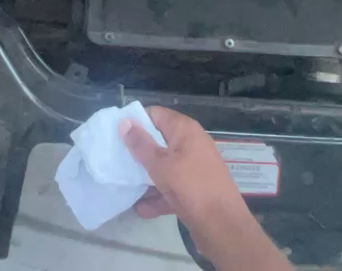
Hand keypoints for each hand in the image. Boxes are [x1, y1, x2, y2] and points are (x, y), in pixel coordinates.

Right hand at [122, 107, 289, 270]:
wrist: (223, 227)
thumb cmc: (190, 187)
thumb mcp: (160, 164)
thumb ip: (140, 144)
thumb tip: (124, 121)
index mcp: (185, 130)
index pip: (156, 114)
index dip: (137, 122)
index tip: (118, 134)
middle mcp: (191, 144)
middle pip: (160, 141)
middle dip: (140, 152)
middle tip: (118, 160)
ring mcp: (195, 168)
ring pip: (165, 166)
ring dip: (147, 177)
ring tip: (126, 186)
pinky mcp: (196, 190)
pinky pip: (173, 187)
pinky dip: (159, 195)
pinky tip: (141, 209)